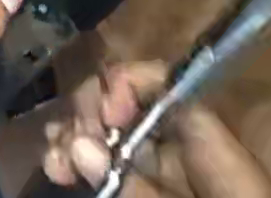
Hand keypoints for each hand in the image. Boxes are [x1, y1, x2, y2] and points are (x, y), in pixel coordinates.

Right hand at [42, 62, 270, 197]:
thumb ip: (145, 193)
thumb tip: (79, 144)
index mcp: (217, 154)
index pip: (167, 84)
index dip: (127, 83)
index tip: (106, 117)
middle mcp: (190, 153)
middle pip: (127, 104)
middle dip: (86, 116)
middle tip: (65, 145)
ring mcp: (169, 175)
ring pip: (110, 131)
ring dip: (73, 137)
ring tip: (53, 163)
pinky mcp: (151, 190)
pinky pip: (111, 162)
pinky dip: (80, 160)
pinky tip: (59, 171)